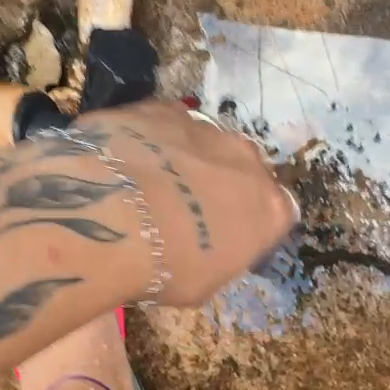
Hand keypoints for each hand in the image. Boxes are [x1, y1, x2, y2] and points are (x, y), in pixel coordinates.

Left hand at [74, 100, 297, 307]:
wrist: (111, 218)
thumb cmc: (169, 266)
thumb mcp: (207, 282)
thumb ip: (222, 255)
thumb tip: (211, 244)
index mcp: (271, 209)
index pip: (278, 212)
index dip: (253, 222)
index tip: (231, 235)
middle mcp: (248, 161)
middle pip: (245, 170)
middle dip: (224, 185)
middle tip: (191, 210)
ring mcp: (206, 128)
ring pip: (206, 144)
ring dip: (188, 160)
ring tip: (154, 185)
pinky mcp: (161, 107)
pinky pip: (165, 125)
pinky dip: (153, 141)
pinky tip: (129, 162)